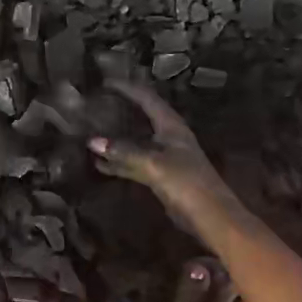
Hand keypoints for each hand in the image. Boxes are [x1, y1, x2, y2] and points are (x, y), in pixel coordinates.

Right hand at [88, 80, 233, 218]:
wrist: (212, 219)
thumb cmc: (187, 183)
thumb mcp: (153, 163)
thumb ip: (123, 151)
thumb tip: (91, 141)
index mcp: (171, 127)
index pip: (147, 99)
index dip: (128, 88)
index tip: (104, 82)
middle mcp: (167, 138)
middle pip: (141, 118)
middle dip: (119, 110)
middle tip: (94, 104)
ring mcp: (163, 158)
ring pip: (134, 142)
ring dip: (115, 138)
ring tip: (89, 132)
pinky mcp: (159, 176)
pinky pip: (133, 163)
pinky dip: (117, 162)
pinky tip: (98, 164)